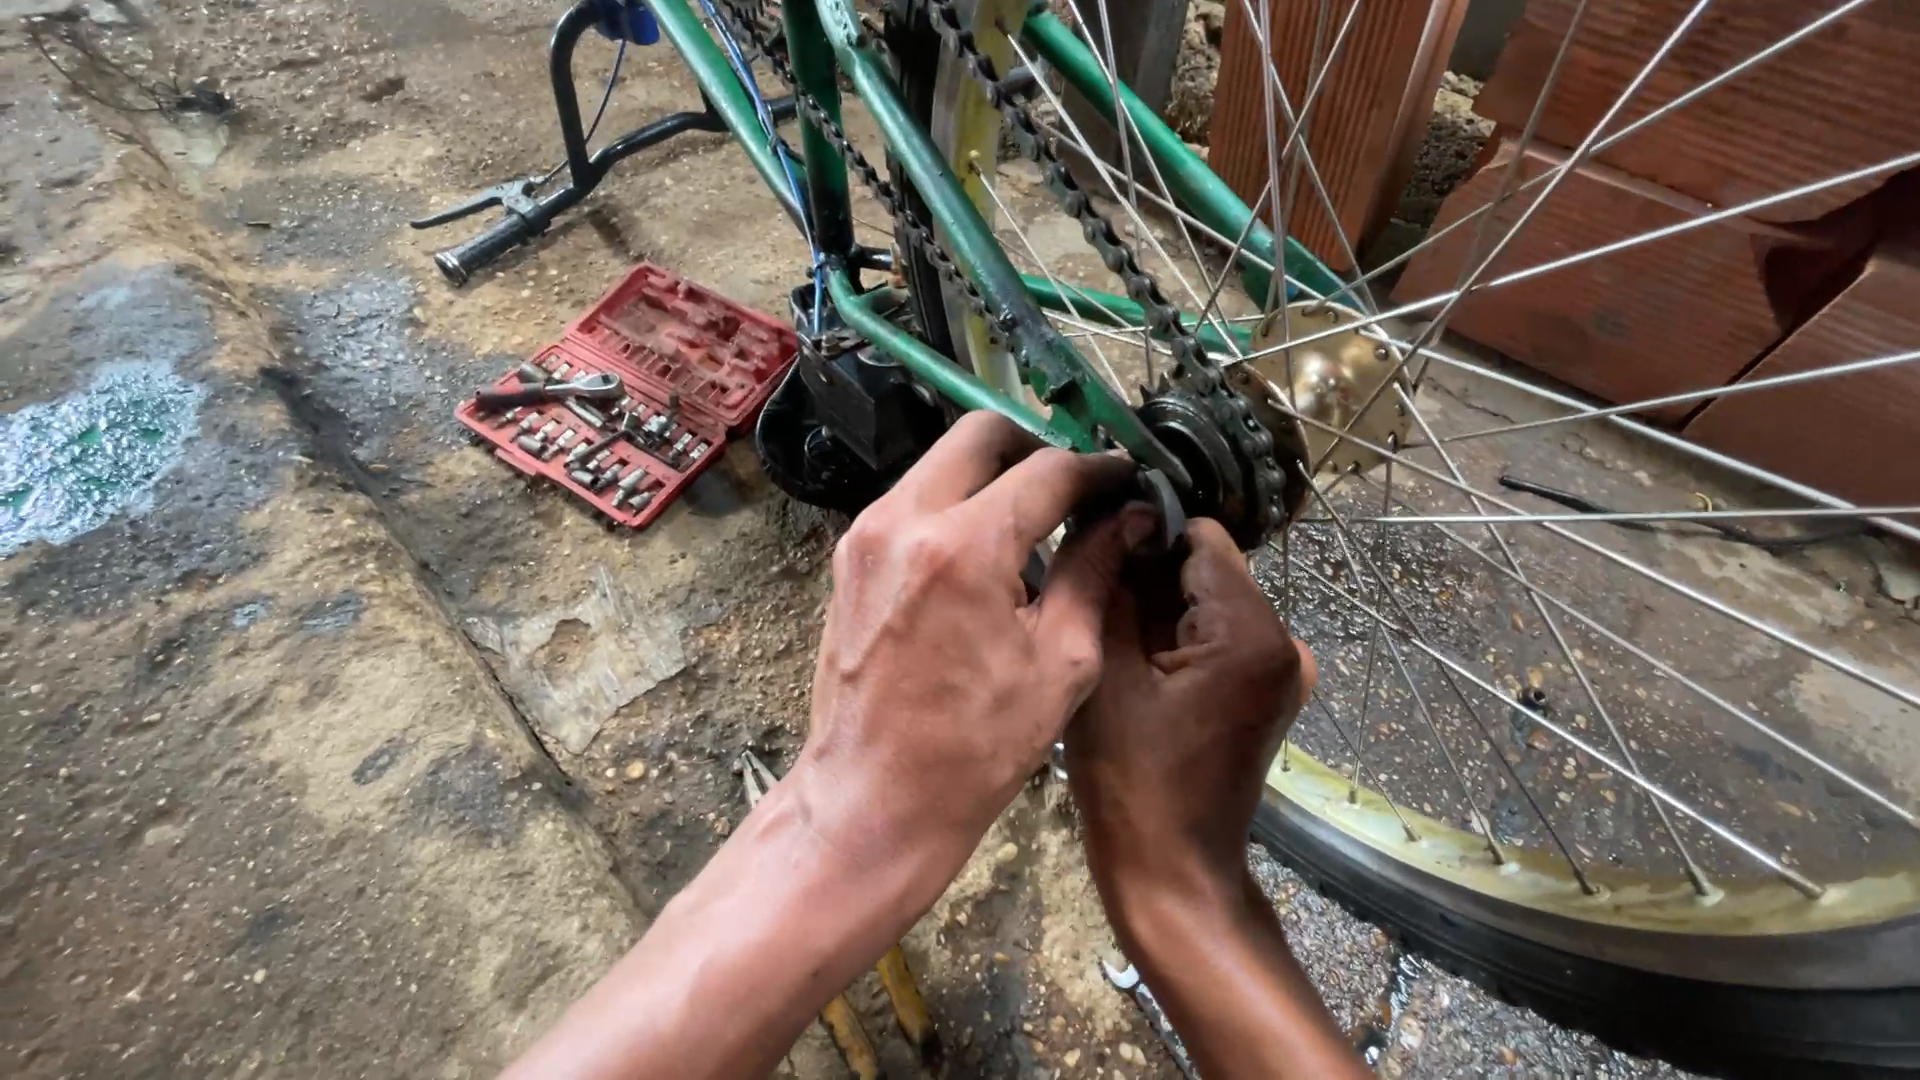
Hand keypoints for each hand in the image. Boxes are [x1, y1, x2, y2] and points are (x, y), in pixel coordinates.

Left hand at [792, 412, 1150, 889]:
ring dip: (990, 473)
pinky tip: (982, 546)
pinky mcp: (849, 555)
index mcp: (967, 547)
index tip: (1121, 478)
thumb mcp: (1060, 661)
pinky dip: (953, 502)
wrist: (874, 795)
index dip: (1095, 469)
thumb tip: (1126, 518)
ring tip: (1031, 516)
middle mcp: (906, 520)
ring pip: (939, 461)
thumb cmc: (976, 746)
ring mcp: (866, 533)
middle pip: (980, 434)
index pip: (1047, 470)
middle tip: (1071, 485)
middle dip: (1035, 446)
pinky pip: (912, 498)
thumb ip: (1094, 570)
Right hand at [1067, 517, 1316, 916]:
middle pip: (1206, 568)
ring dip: (1159, 605)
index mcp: (1251, 633)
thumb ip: (1111, 587)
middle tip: (1091, 597)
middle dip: (1148, 573)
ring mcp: (1283, 669)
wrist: (1171, 871)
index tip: (1093, 549)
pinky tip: (1137, 662)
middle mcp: (1284, 641)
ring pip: (1209, 600)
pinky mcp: (1268, 690)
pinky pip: (1218, 634)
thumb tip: (1108, 519)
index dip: (1142, 532)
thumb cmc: (1130, 778)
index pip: (1199, 536)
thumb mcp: (1106, 672)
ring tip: (1108, 634)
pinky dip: (1178, 635)